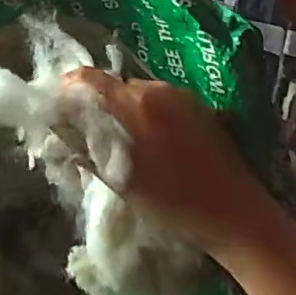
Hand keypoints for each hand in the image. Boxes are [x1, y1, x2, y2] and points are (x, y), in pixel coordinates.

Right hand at [62, 68, 284, 256]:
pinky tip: (152, 143)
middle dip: (99, 103)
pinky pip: (162, 102)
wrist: (236, 214)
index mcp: (135, 102)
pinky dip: (149, 114)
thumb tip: (59, 128)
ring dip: (126, 110)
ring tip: (123, 141)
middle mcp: (157, 89)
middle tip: (91, 132)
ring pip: (140, 94)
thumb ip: (86, 149)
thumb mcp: (121, 180)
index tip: (59, 103)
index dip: (71, 87)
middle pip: (116, 85)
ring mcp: (182, 96)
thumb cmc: (173, 203)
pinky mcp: (200, 107)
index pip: (91, 79)